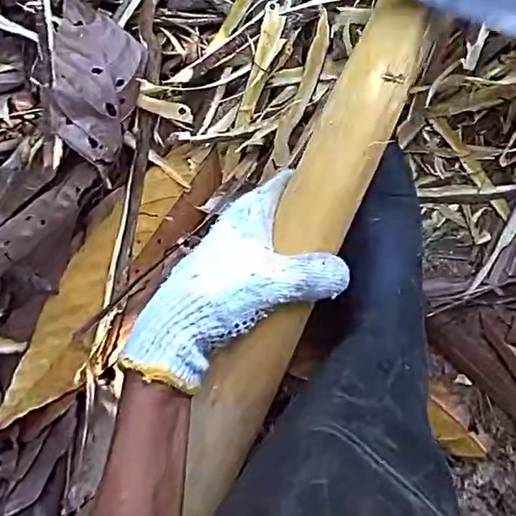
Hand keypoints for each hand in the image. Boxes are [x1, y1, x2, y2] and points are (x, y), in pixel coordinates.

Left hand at [118, 171, 348, 392]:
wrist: (172, 335)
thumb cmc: (218, 292)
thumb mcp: (273, 281)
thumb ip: (310, 274)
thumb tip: (343, 272)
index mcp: (248, 211)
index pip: (282, 183)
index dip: (306, 180)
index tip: (332, 184)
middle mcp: (236, 224)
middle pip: (276, 211)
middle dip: (301, 218)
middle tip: (330, 229)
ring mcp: (226, 251)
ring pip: (266, 240)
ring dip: (286, 248)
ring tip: (315, 262)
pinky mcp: (221, 278)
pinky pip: (256, 266)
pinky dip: (273, 272)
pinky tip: (285, 290)